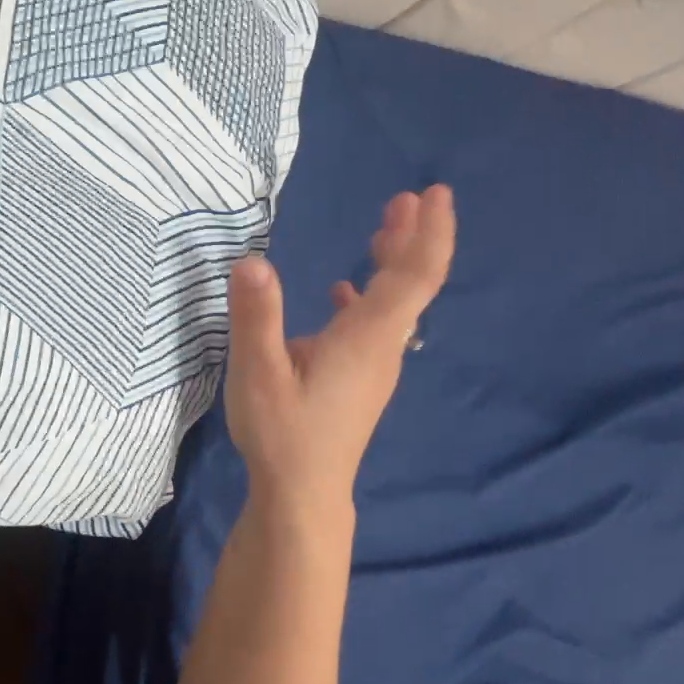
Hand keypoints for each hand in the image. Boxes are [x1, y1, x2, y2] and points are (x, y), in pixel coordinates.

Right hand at [223, 185, 455, 511]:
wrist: (303, 490)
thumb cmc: (283, 431)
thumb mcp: (258, 372)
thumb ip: (256, 316)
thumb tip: (250, 260)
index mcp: (365, 338)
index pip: (412, 276)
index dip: (427, 233)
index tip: (433, 193)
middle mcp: (381, 347)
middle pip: (413, 285)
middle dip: (415, 238)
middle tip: (411, 197)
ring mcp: (373, 365)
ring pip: (397, 303)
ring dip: (394, 262)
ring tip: (384, 230)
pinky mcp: (358, 379)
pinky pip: (376, 323)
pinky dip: (370, 295)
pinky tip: (344, 291)